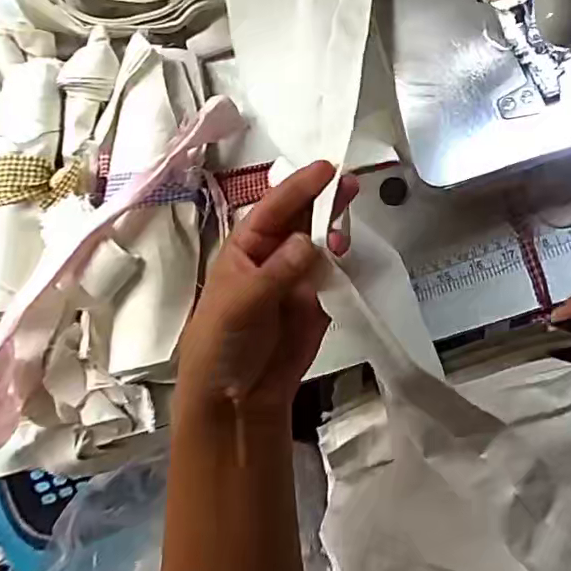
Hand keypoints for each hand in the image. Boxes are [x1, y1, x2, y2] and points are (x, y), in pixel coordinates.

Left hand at [174, 161, 357, 420]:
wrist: (237, 401)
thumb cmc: (221, 344)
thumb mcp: (240, 304)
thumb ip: (276, 272)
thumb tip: (308, 241)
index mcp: (246, 247)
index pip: (274, 208)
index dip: (299, 187)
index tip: (326, 169)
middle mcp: (274, 254)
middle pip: (302, 217)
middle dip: (324, 199)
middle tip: (349, 183)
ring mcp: (298, 276)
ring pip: (322, 241)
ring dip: (336, 229)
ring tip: (347, 225)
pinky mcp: (318, 299)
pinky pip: (335, 271)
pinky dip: (345, 260)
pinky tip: (348, 254)